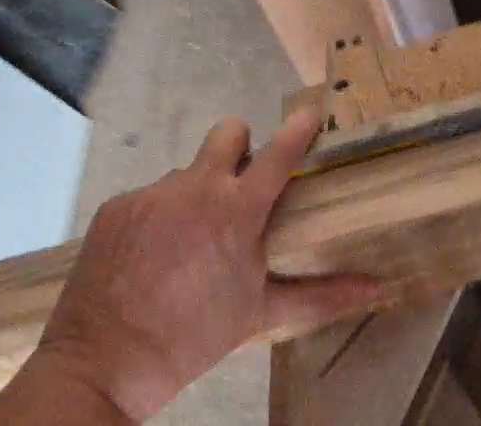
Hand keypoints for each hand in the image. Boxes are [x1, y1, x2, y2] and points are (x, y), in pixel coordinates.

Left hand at [30, 111, 379, 422]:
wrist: (101, 366)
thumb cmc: (193, 337)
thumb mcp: (260, 314)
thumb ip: (322, 295)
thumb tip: (379, 290)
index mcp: (238, 209)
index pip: (280, 151)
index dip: (300, 128)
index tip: (312, 113)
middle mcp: (196, 188)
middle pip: (229, 132)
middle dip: (241, 147)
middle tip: (241, 184)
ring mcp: (152, 194)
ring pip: (187, 170)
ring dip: (197, 191)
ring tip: (189, 239)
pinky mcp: (116, 207)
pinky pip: (149, 196)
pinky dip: (159, 217)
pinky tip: (153, 254)